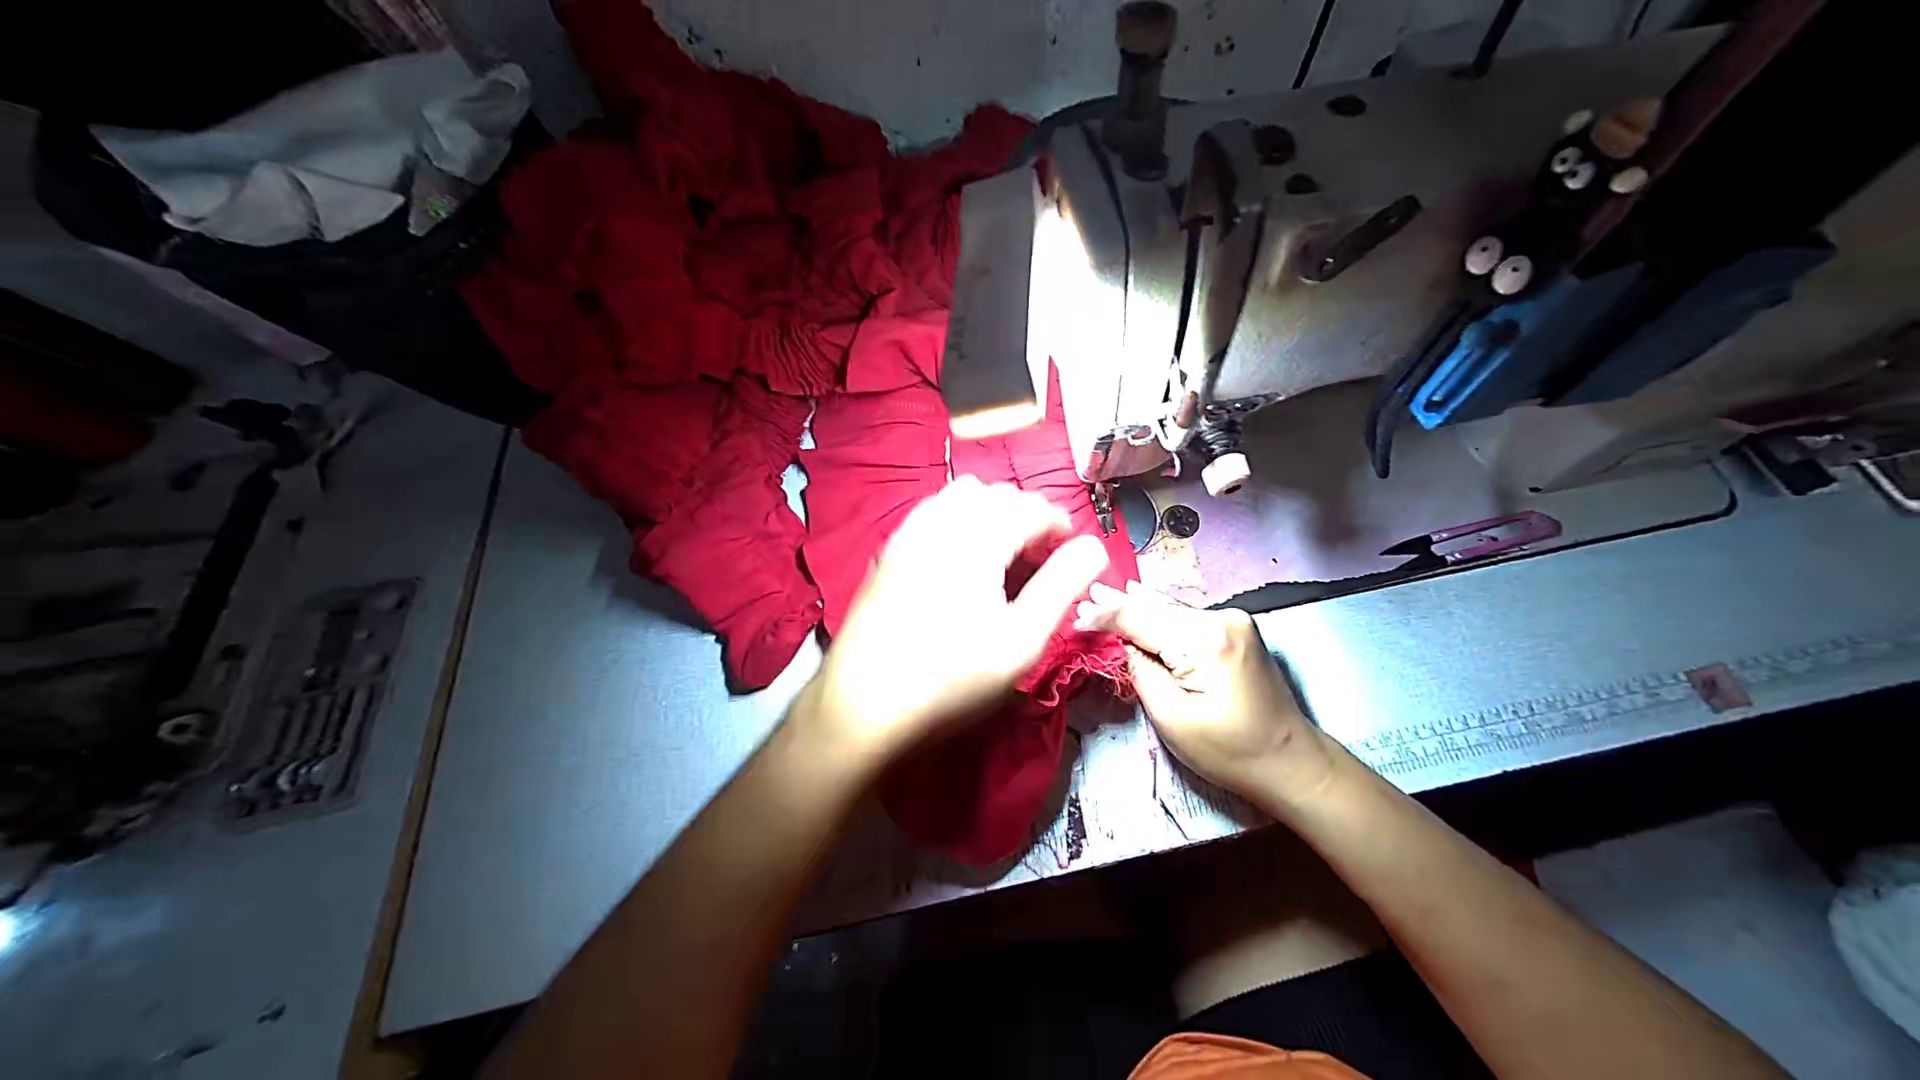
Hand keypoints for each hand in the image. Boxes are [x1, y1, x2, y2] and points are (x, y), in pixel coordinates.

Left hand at [800, 476, 1109, 769]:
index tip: (1071, 556)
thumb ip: (1062, 586)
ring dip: (991, 513)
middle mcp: (941, 520)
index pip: (1032, 507)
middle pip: (997, 494)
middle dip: (1027, 516)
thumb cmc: (951, 676)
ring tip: (1002, 557)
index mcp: (979, 537)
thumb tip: (1093, 548)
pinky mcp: (888, 550)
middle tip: (1040, 560)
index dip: (1061, 526)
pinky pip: (932, 512)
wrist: (863, 702)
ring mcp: (908, 532)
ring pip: (961, 496)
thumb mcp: (1022, 640)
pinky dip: (957, 520)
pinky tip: (959, 559)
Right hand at [1076, 583, 1336, 812]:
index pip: (1141, 619)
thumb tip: (1121, 642)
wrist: (1291, 764)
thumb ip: (1141, 672)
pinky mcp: (1236, 631)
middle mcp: (1221, 619)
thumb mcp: (1172, 718)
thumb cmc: (1230, 752)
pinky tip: (1139, 597)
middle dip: (1118, 606)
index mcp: (1206, 640)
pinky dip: (1159, 616)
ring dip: (1136, 609)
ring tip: (1099, 595)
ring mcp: (1233, 622)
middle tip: (1081, 596)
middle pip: (1156, 609)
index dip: (1105, 616)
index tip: (1073, 615)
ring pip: (1170, 611)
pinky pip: (1185, 619)